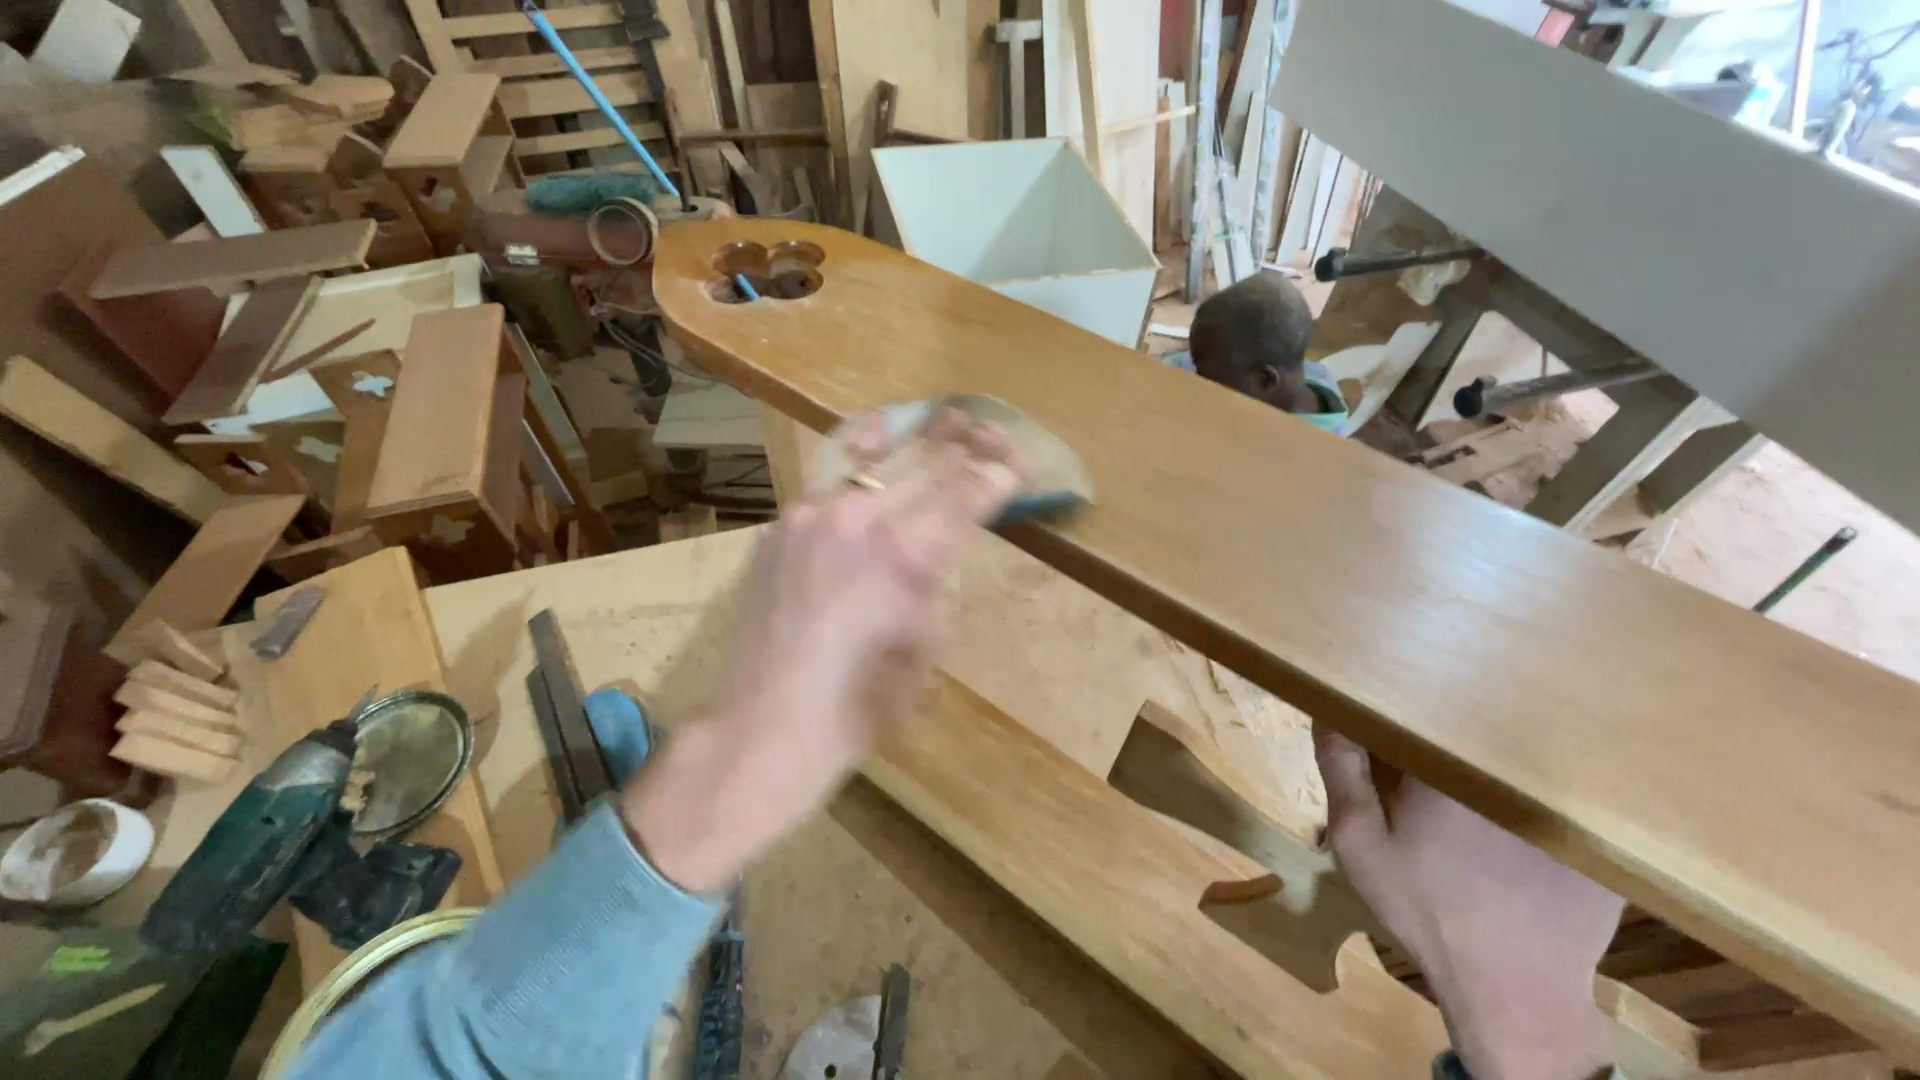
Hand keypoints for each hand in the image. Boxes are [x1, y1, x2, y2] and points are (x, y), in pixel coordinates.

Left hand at [621, 409, 1022, 892]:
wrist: (766, 726)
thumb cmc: (861, 706)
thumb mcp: (925, 645)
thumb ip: (933, 581)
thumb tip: (933, 551)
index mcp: (907, 552)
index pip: (966, 493)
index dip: (998, 474)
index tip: (1017, 461)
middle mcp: (858, 516)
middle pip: (924, 463)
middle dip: (964, 443)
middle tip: (989, 426)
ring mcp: (810, 515)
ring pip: (872, 462)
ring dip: (913, 440)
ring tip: (942, 417)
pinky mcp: (777, 529)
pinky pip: (827, 485)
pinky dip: (860, 467)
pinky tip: (873, 449)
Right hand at [1314, 727, 1622, 1079]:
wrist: (1513, 989)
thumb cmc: (1425, 908)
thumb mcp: (1360, 841)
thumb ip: (1341, 770)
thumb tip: (1329, 711)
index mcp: (1449, 763)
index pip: (1424, 709)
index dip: (1405, 710)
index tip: (1390, 723)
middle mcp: (1511, 769)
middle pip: (1476, 728)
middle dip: (1450, 733)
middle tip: (1430, 762)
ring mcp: (1563, 800)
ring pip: (1519, 759)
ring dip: (1494, 762)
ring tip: (1476, 791)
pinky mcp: (1595, 833)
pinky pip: (1558, 797)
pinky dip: (1537, 800)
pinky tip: (1521, 833)